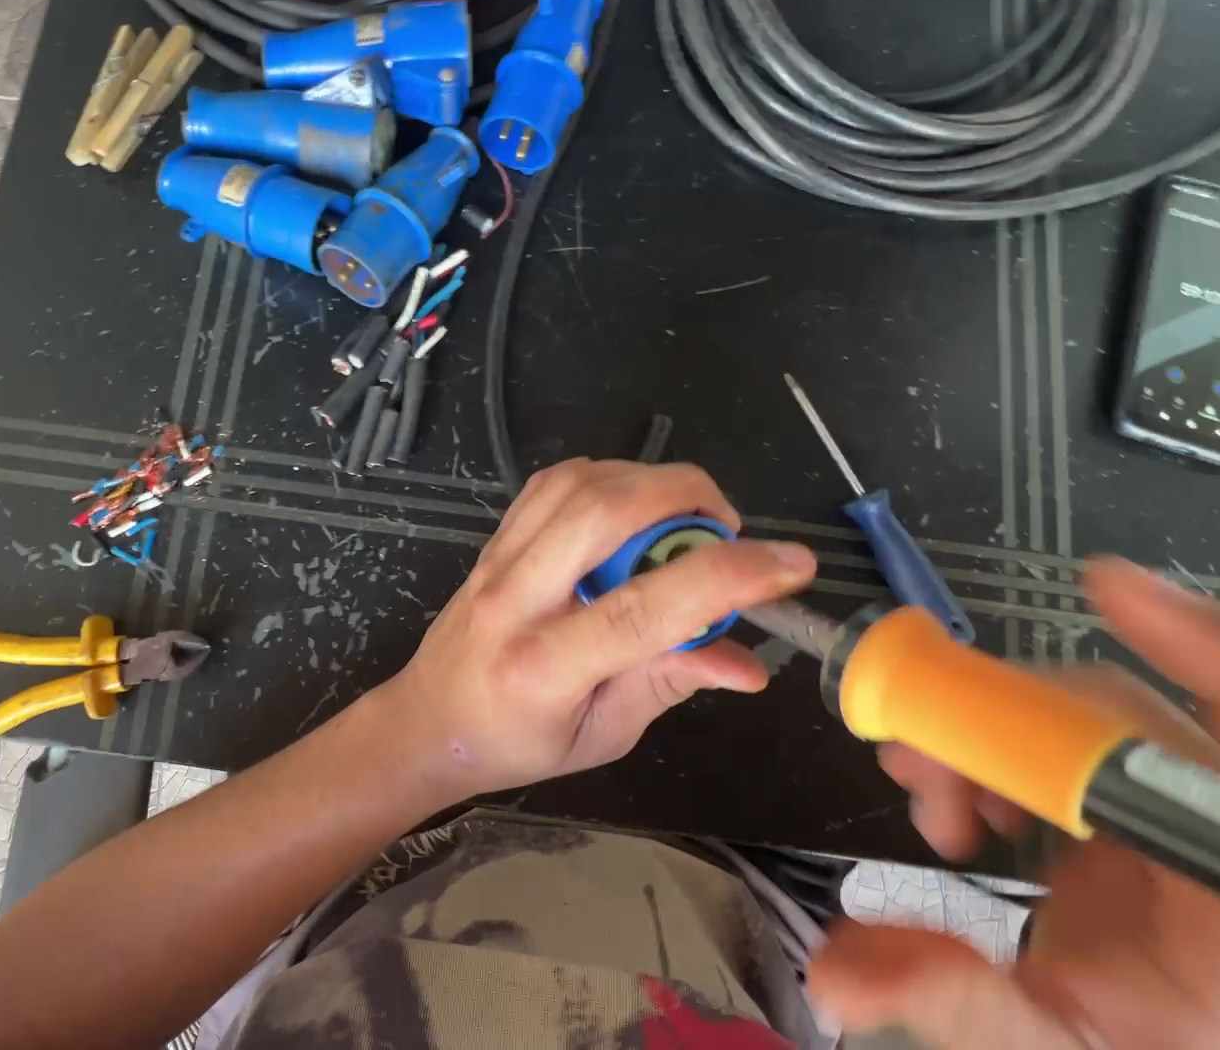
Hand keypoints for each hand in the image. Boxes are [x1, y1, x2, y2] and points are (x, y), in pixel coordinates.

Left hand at [363, 458, 815, 802]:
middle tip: (728, 524)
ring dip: (646, 480)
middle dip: (684, 496)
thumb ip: (667, 685)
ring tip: (684, 512)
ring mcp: (497, 561)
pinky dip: (603, 476)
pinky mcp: (492, 540)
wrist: (428, 721)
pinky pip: (549, 484)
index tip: (791, 563)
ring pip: (576, 485)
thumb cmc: (516, 743)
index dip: (726, 579)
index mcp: (545, 667)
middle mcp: (516, 601)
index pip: (644, 611)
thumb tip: (748, 664)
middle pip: (602, 514)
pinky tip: (629, 501)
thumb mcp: (601, 734)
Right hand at [809, 557, 1219, 1046]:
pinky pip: (1078, 744)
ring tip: (921, 793)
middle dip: (999, 723)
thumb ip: (958, 1002)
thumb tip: (832, 972)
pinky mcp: (1160, 816)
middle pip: (1134, 724)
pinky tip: (963, 805)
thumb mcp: (1057, 1049)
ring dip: (984, 739)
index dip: (1218, 655)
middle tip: (905, 756)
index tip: (1103, 584)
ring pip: (1093, 721)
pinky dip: (1001, 756)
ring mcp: (1209, 824)